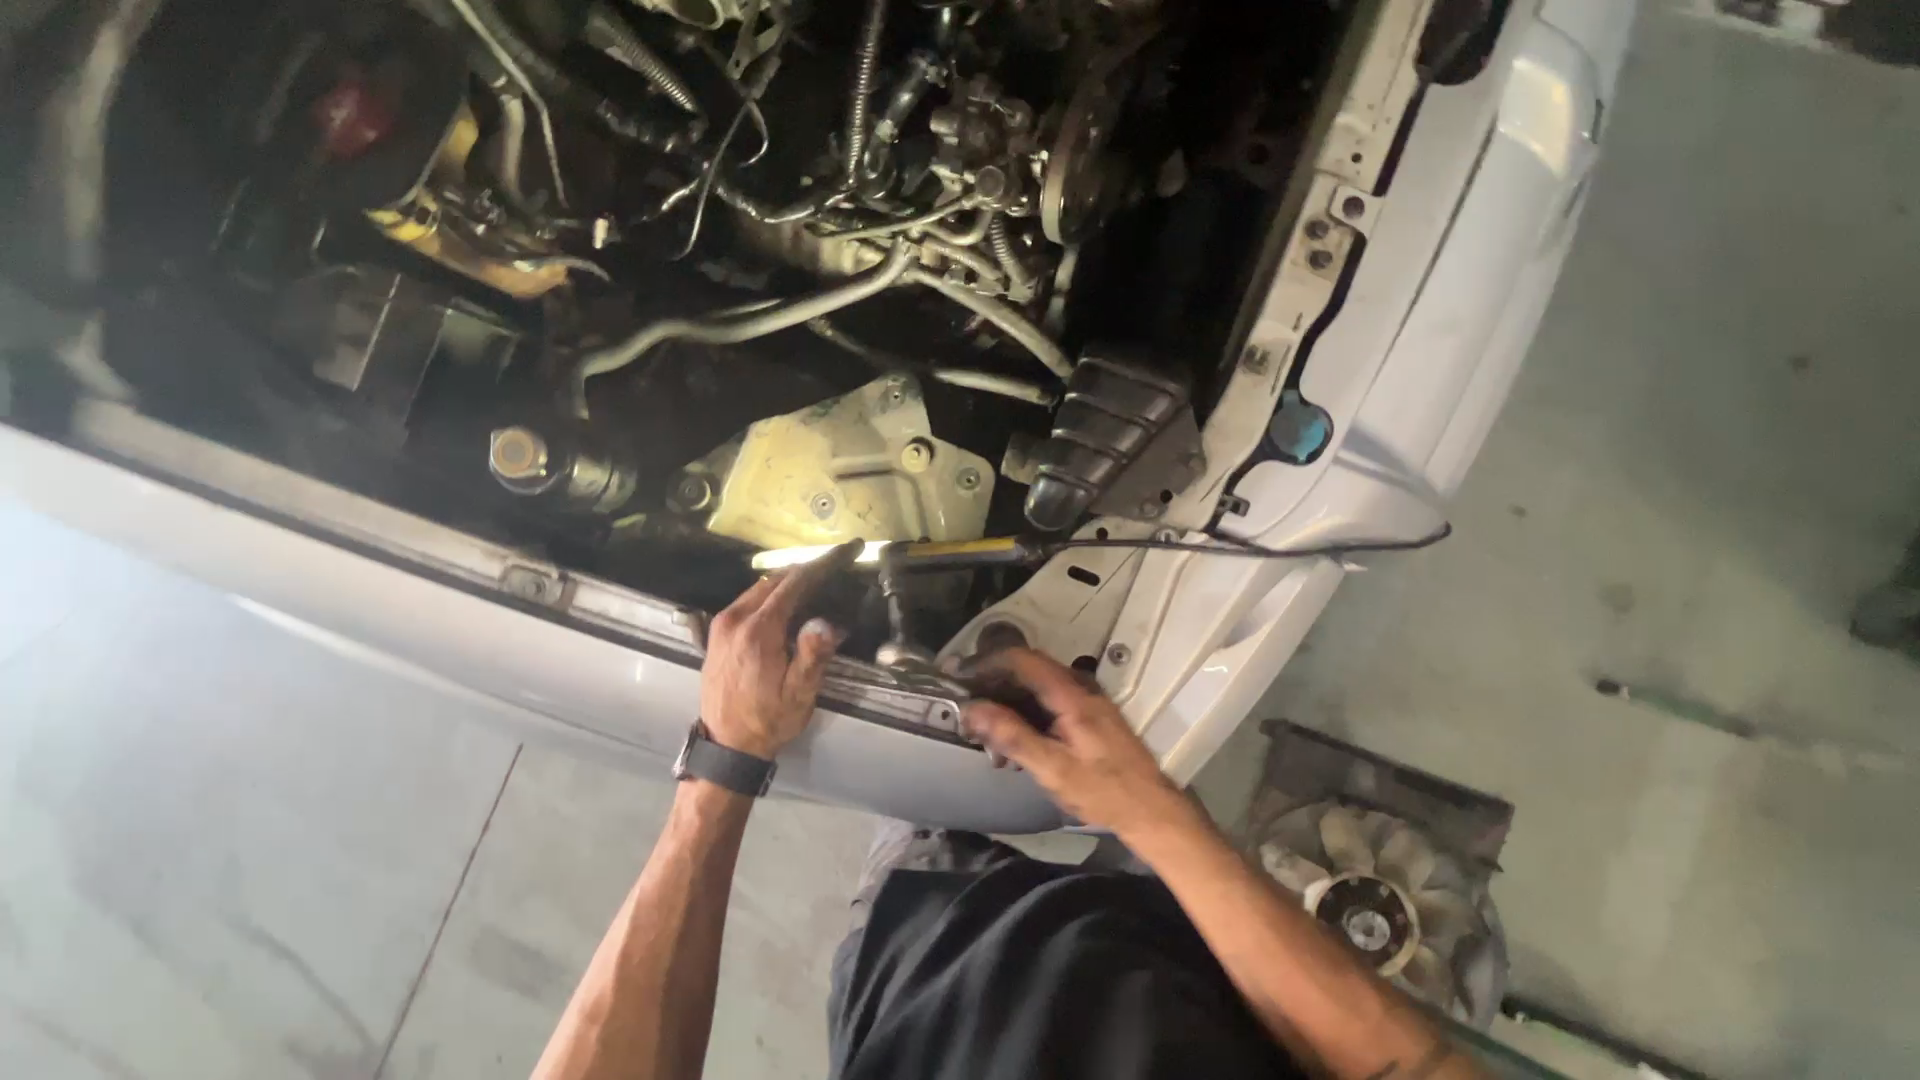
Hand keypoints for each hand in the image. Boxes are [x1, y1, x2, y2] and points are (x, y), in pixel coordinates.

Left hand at [698, 543, 855, 758]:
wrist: (726, 746)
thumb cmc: (768, 721)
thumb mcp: (799, 694)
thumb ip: (812, 655)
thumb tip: (827, 622)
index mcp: (758, 631)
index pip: (794, 583)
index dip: (822, 565)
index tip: (845, 552)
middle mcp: (735, 619)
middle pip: (775, 580)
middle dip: (806, 570)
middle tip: (835, 567)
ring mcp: (721, 625)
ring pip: (759, 588)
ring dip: (787, 582)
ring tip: (816, 583)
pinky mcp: (716, 634)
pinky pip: (747, 601)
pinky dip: (770, 595)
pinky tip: (787, 604)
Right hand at [961, 648, 1194, 838]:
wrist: (1152, 811)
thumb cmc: (1103, 791)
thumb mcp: (1052, 769)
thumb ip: (1013, 736)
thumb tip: (973, 709)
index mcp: (1072, 695)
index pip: (1022, 659)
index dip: (987, 663)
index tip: (961, 678)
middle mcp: (1080, 688)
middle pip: (1028, 670)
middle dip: (994, 686)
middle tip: (968, 710)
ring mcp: (1087, 701)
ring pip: (1037, 688)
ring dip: (1009, 704)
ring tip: (987, 736)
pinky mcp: (1090, 717)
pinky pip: (1049, 702)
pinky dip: (1026, 715)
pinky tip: (1015, 745)